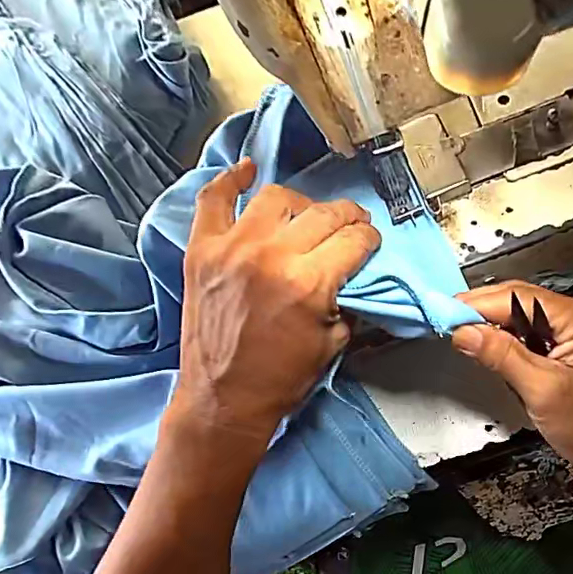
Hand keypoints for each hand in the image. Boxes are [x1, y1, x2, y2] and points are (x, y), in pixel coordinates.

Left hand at [169, 161, 381, 445]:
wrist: (224, 401)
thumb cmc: (281, 380)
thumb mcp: (332, 345)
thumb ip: (347, 303)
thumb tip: (354, 277)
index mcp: (309, 283)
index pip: (354, 241)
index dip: (370, 239)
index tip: (370, 242)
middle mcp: (272, 255)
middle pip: (323, 215)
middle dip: (347, 218)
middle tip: (351, 226)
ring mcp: (232, 247)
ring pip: (277, 198)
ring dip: (301, 205)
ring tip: (305, 218)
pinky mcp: (202, 250)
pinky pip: (214, 199)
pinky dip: (231, 180)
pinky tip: (247, 172)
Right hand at [451, 281, 572, 491]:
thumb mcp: (542, 391)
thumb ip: (501, 356)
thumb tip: (462, 332)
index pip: (522, 298)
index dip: (479, 304)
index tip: (443, 312)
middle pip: (522, 300)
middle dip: (483, 311)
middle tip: (444, 321)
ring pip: (524, 314)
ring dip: (492, 324)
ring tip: (458, 331)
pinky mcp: (572, 343)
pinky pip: (533, 331)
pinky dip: (507, 337)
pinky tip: (485, 343)